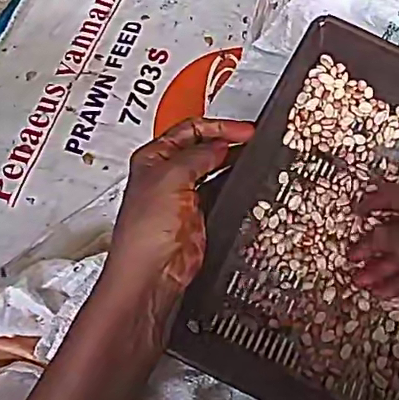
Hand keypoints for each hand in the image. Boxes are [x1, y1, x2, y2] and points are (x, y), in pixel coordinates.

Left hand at [106, 118, 254, 310]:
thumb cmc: (145, 232)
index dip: (218, 127)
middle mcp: (168, 175)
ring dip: (232, 163)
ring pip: (215, 170)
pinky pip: (221, 193)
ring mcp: (185, 196)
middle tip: (252, 140)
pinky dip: (234, 186)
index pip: (190, 130)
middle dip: (227, 142)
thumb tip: (220, 145)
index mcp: (154, 158)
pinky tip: (245, 183)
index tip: (243, 130)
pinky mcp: (200, 216)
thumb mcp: (171, 178)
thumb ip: (198, 157)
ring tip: (253, 157)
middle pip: (204, 148)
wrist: (153, 272)